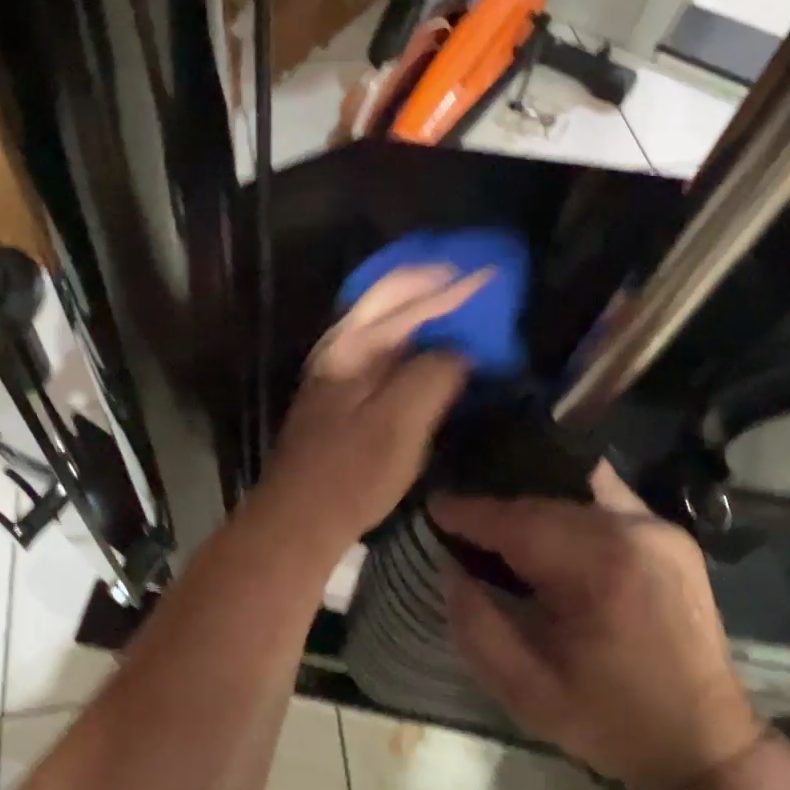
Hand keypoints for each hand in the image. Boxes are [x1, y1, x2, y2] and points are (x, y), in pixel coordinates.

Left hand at [255, 265, 488, 551]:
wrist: (298, 517)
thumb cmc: (351, 473)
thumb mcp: (399, 425)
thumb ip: (431, 377)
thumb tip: (459, 350)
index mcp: (352, 346)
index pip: (408, 300)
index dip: (454, 288)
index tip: (491, 275)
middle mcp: (339, 344)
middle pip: (388, 295)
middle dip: (432, 280)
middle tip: (473, 273)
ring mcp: (335, 365)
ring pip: (382, 315)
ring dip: (419, 300)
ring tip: (458, 295)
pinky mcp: (341, 388)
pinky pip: (381, 340)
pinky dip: (409, 329)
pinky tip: (430, 339)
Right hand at [431, 473, 764, 789]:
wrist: (705, 744)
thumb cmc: (611, 721)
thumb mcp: (527, 693)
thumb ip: (476, 626)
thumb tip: (451, 569)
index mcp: (601, 571)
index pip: (518, 520)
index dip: (470, 510)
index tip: (434, 505)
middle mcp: (634, 531)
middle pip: (545, 496)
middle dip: (497, 502)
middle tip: (459, 513)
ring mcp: (659, 526)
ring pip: (576, 485)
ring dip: (533, 494)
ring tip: (497, 510)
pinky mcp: (671, 532)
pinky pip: (606, 496)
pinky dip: (569, 499)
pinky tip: (547, 519)